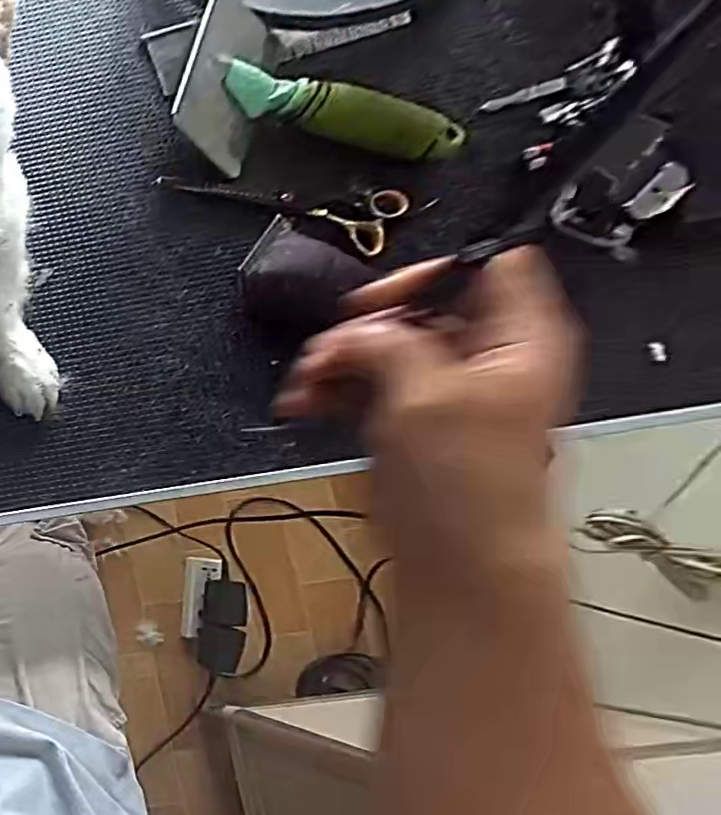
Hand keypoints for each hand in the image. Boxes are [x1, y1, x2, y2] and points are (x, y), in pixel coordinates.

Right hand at [274, 249, 584, 576]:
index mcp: (514, 340)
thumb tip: (357, 328)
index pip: (481, 271)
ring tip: (303, 388)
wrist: (449, 543)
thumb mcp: (429, 396)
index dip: (422, 279)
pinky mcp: (395, 417)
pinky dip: (322, 390)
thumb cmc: (466, 480)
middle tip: (323, 358)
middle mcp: (474, 359)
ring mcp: (431, 389)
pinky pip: (353, 386)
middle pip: (408, 316)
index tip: (369, 304)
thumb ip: (391, 347)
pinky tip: (300, 402)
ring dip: (328, 365)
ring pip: (371, 353)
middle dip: (354, 333)